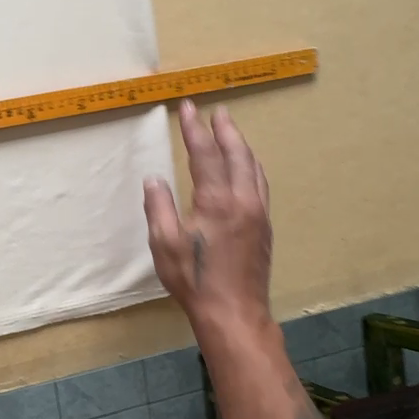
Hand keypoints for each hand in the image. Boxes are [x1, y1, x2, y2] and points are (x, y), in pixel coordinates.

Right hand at [143, 100, 273, 331]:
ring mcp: (258, 213)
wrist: (233, 311)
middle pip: (236, 154)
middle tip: (214, 110)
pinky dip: (251, 165)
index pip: (205, 154)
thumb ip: (159, 207)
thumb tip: (154, 179)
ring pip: (253, 167)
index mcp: (217, 201)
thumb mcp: (164, 243)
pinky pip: (260, 183)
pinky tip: (246, 166)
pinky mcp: (264, 226)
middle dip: (224, 130)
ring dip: (241, 145)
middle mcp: (243, 200)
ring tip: (230, 130)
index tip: (187, 108)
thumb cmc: (193, 278)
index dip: (194, 129)